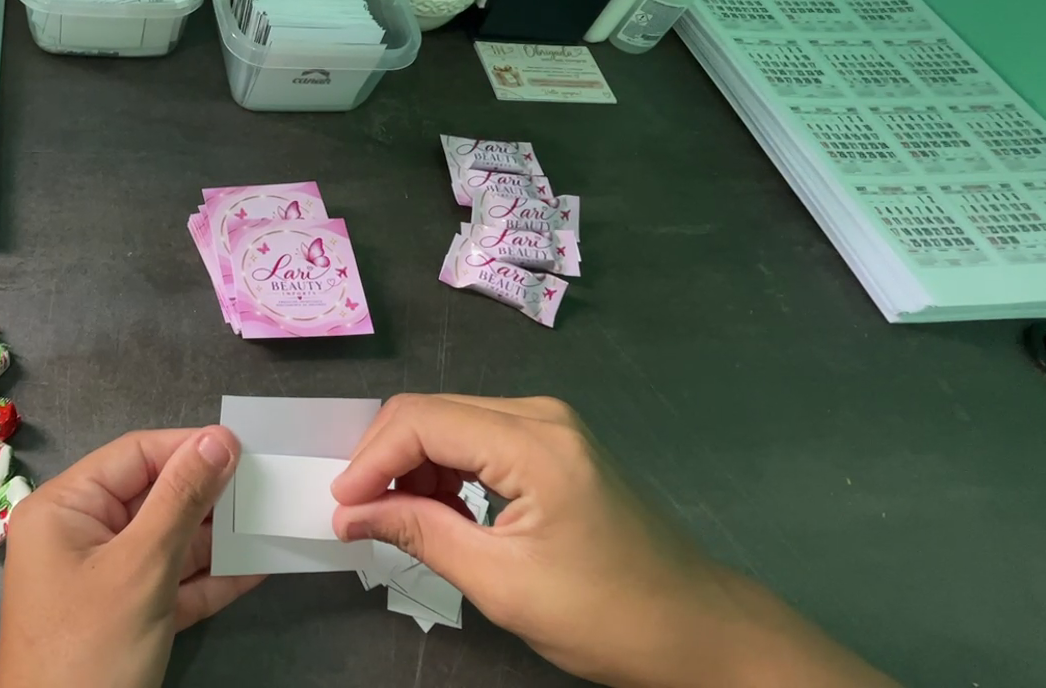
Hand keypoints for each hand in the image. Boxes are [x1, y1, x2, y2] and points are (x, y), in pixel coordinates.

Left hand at [0, 426, 263, 687]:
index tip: (243, 446)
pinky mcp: (125, 615)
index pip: (134, 456)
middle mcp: (80, 533)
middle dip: (207, 494)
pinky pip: (169, 582)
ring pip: (166, 540)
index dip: (188, 447)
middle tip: (263, 485)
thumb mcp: (141, 568)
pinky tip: (254, 567)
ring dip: (215, 537)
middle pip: (152, 496)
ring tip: (267, 519)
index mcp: (66, 507)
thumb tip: (220, 438)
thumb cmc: (92, 649)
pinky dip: (208, 578)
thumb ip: (182, 499)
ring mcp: (102, 576)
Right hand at [332, 395, 896, 687]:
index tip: (341, 507)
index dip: (372, 459)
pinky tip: (440, 510)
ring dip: (412, 465)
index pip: (423, 422)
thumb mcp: (502, 584)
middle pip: (430, 412)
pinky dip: (443, 468)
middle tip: (357, 511)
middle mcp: (536, 413)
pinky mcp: (549, 440)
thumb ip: (420, 534)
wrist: (704, 634)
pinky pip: (474, 436)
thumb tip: (350, 515)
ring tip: (397, 517)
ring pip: (448, 421)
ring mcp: (546, 422)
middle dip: (385, 458)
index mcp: (532, 442)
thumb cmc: (608, 617)